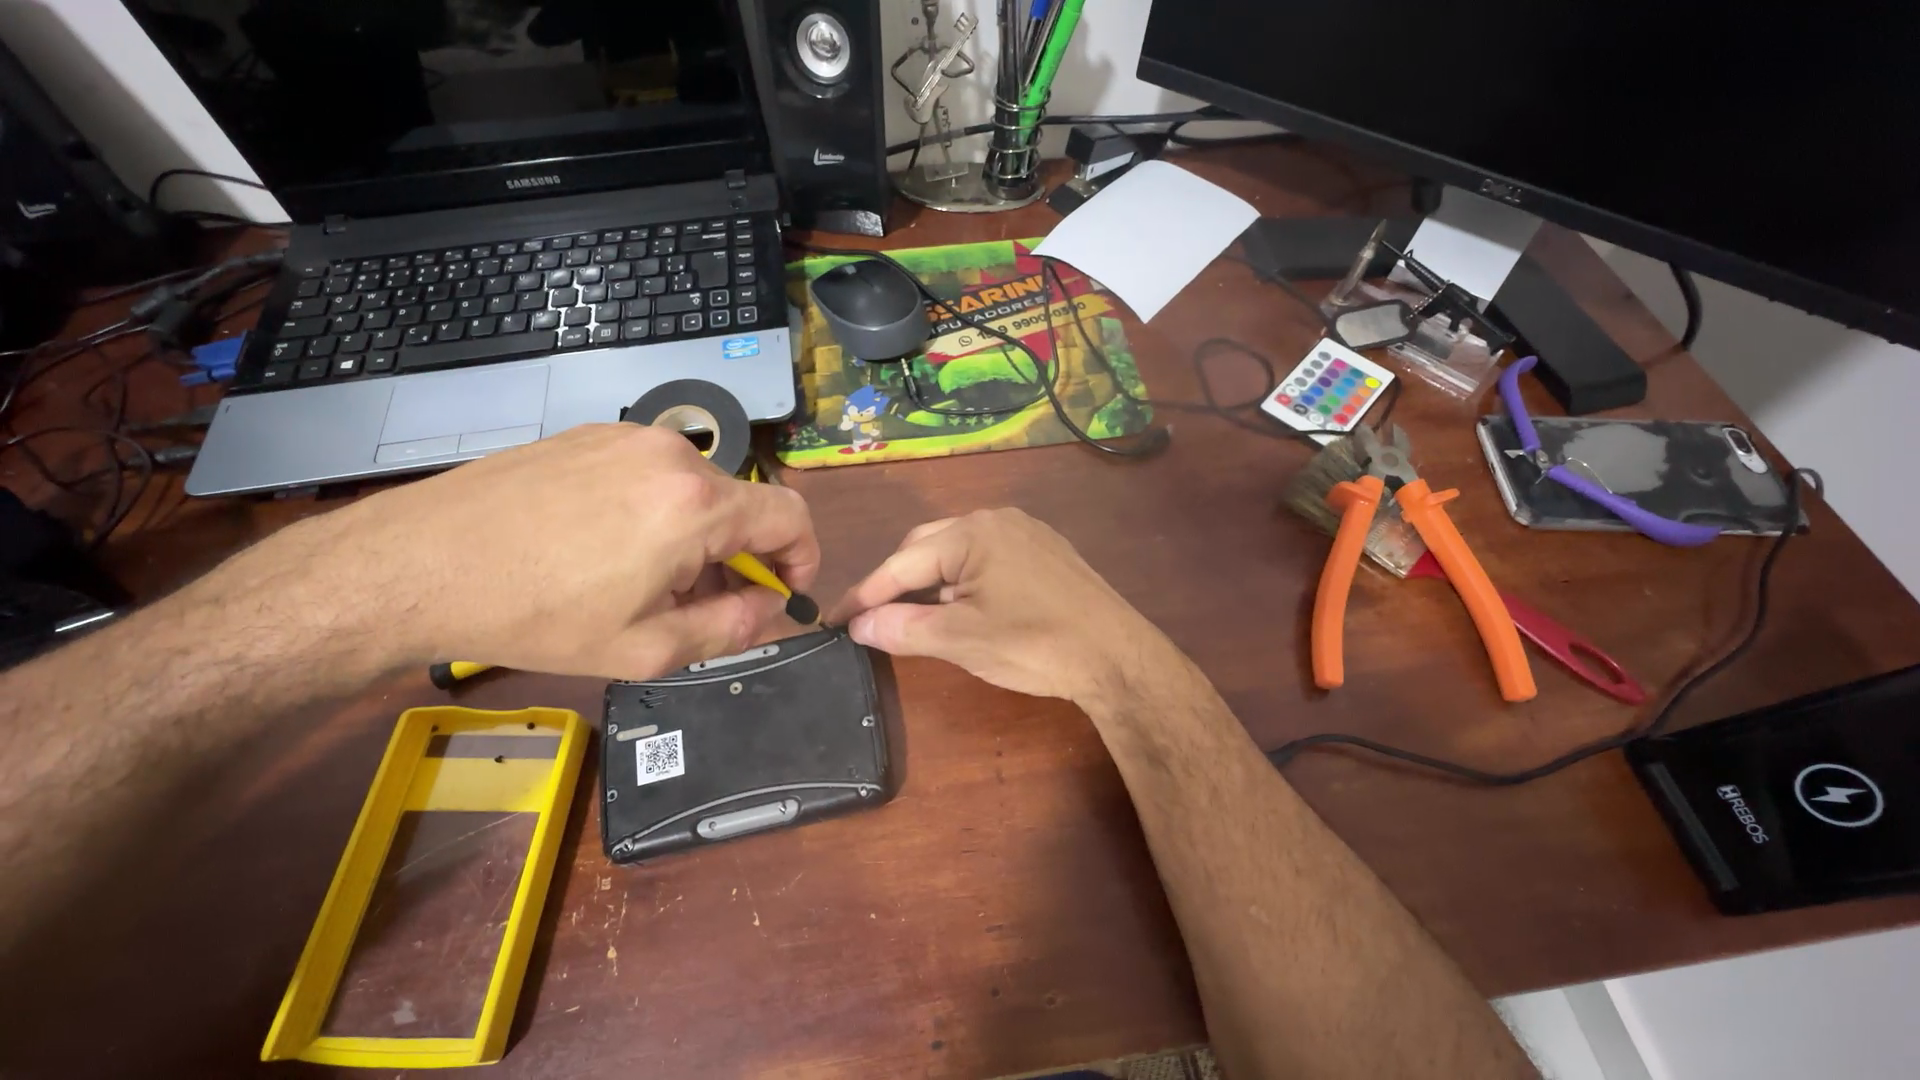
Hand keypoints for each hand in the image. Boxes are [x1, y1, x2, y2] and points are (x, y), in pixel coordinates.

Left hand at [283, 424, 818, 680]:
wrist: (418, 563)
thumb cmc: (538, 616)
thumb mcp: (646, 648)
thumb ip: (732, 628)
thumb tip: (773, 608)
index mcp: (697, 506)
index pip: (792, 515)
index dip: (803, 557)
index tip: (783, 591)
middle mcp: (673, 455)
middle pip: (742, 504)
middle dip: (738, 556)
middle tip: (699, 604)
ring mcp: (627, 437)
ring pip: (697, 489)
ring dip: (695, 534)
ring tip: (643, 579)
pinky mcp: (590, 433)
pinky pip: (651, 472)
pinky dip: (656, 509)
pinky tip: (605, 545)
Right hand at [829, 509, 1176, 707]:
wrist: (1117, 657)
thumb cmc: (1034, 644)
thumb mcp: (961, 639)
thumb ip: (903, 628)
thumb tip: (859, 625)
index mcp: (972, 532)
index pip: (901, 563)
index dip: (864, 594)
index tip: (834, 619)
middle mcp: (997, 520)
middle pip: (928, 547)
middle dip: (898, 582)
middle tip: (874, 619)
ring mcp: (1027, 533)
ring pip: (959, 553)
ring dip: (932, 583)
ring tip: (918, 618)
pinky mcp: (1047, 553)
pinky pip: (988, 559)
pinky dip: (965, 582)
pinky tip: (967, 609)